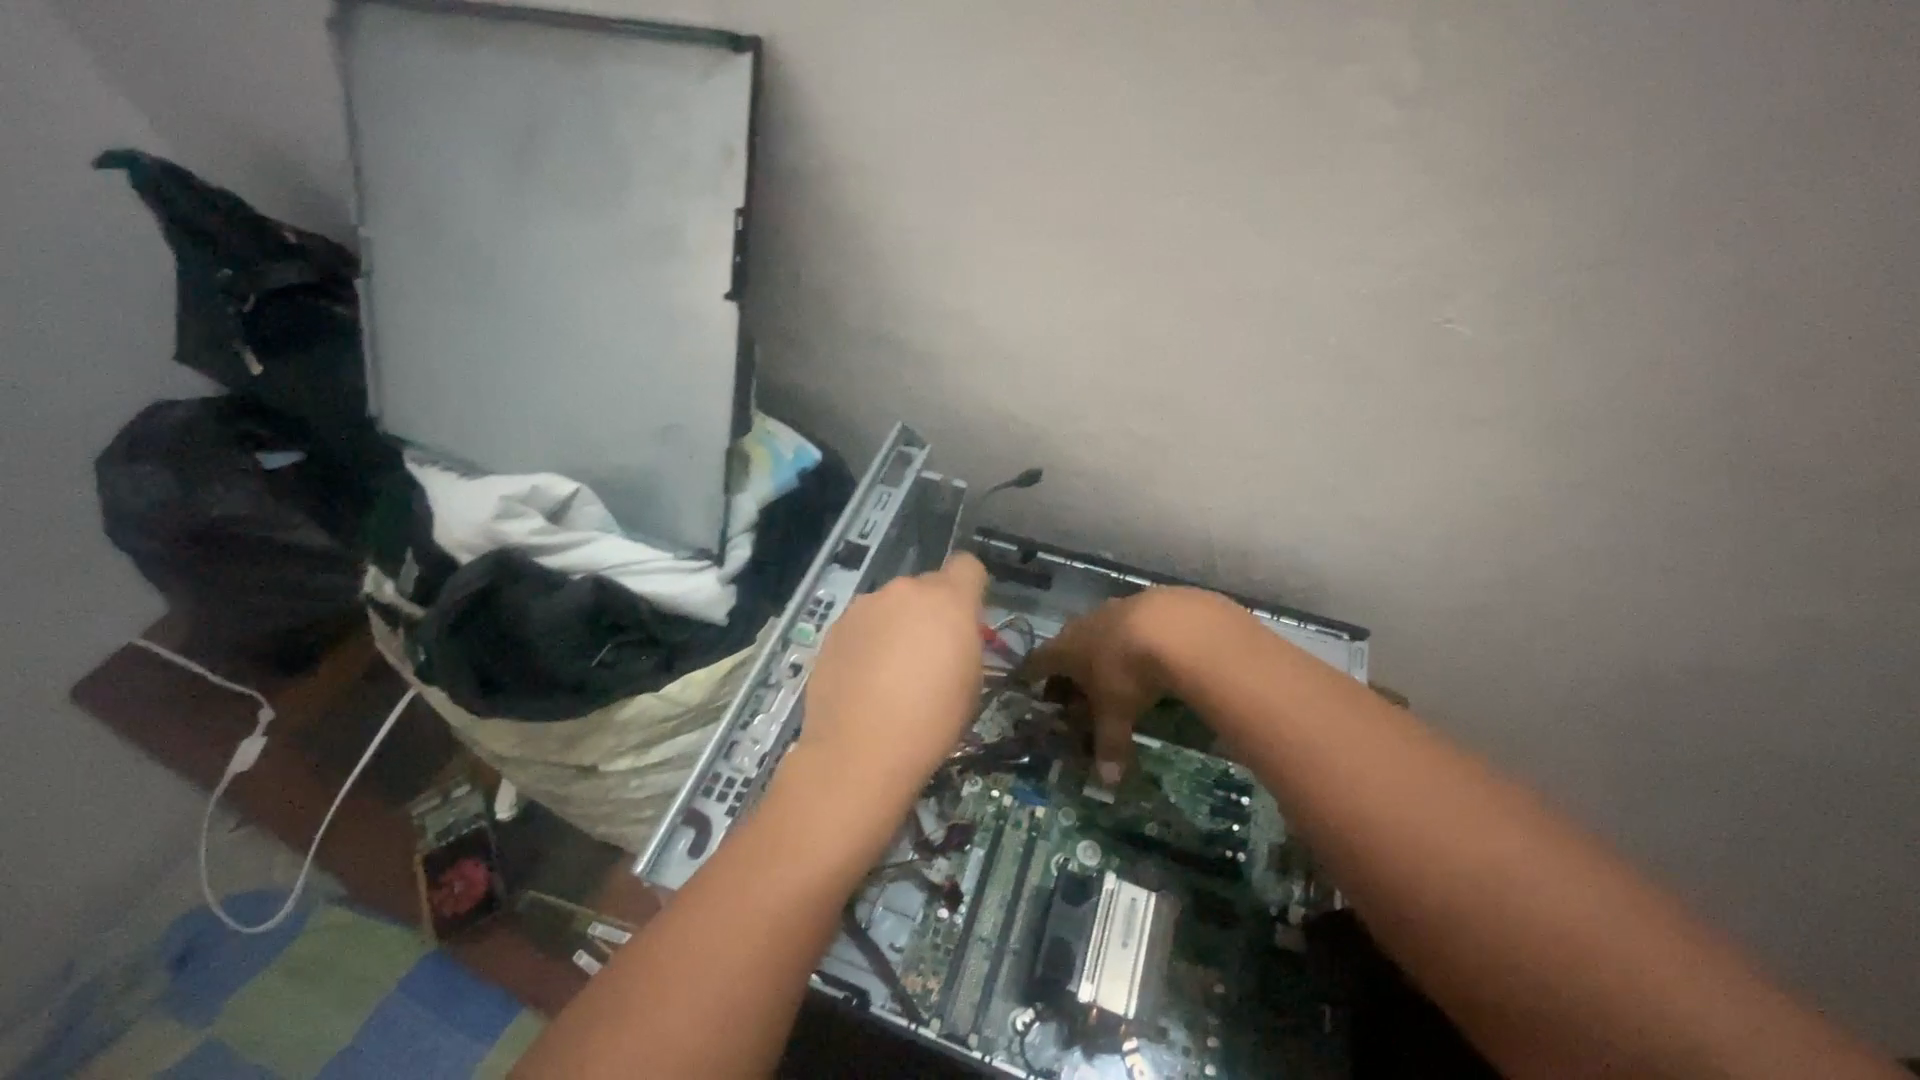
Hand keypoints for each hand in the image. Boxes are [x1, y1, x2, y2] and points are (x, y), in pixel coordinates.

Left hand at [795, 552, 991, 792]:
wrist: (860, 750)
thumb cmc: (932, 721)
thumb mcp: (970, 683)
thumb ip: (963, 642)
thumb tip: (949, 636)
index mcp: (948, 600)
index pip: (967, 565)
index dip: (970, 588)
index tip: (966, 621)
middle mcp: (904, 592)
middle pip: (925, 587)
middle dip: (929, 613)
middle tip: (927, 657)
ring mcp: (863, 607)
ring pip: (890, 607)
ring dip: (895, 626)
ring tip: (889, 674)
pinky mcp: (834, 629)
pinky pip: (862, 626)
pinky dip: (867, 644)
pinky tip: (863, 682)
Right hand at [1028, 586, 1246, 783]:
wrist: (1177, 625)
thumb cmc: (1129, 671)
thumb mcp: (1117, 712)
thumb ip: (1109, 744)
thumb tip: (1107, 782)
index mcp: (1066, 648)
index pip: (1037, 661)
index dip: (1032, 675)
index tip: (1027, 684)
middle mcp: (1084, 624)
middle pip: (1068, 645)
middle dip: (1071, 668)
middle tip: (1077, 691)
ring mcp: (1116, 607)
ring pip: (1100, 631)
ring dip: (1103, 650)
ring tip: (1116, 672)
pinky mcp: (1148, 600)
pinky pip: (1132, 622)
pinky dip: (1134, 638)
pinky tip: (1150, 652)